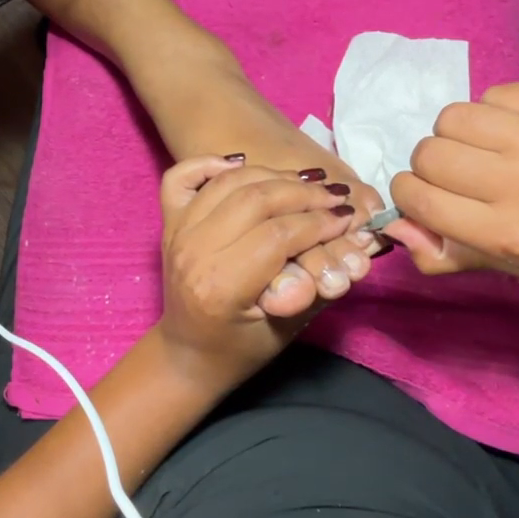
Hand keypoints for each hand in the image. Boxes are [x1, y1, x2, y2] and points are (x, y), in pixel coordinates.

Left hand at [153, 157, 362, 390]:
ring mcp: (176, 232)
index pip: (277, 234)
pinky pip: (182, 176)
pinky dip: (209, 163)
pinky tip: (241, 162)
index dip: (319, 222)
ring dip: (272, 174)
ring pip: (228, 181)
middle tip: (335, 197)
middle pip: (255, 198)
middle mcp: (194, 251)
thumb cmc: (241, 347)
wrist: (188, 355)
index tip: (348, 219)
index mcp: (220, 285)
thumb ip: (316, 285)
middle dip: (304, 193)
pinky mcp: (168, 222)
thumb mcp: (286, 328)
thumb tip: (349, 242)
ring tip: (308, 182)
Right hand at [383, 83, 518, 280]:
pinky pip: (489, 95)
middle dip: (429, 165)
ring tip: (481, 149)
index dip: (410, 194)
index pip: (420, 199)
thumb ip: (441, 254)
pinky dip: (490, 113)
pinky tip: (512, 132)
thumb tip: (392, 222)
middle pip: (429, 153)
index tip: (425, 195)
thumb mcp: (506, 268)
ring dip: (455, 134)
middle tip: (457, 175)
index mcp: (510, 235)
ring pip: (451, 117)